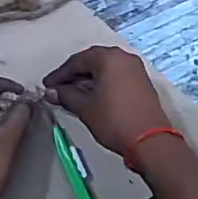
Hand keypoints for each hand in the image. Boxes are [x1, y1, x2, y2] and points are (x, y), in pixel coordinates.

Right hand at [43, 46, 171, 159]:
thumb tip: (52, 91)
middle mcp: (124, 57)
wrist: (150, 141)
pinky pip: (117, 75)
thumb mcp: (85, 107)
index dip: (60, 74)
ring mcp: (136, 68)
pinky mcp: (142, 81)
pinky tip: (92, 96)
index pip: (78, 60)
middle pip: (93, 61)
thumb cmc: (114, 120)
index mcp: (109, 57)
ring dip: (88, 79)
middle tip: (58, 88)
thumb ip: (66, 95)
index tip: (47, 85)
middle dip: (74, 74)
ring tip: (72, 94)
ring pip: (105, 68)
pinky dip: (102, 82)